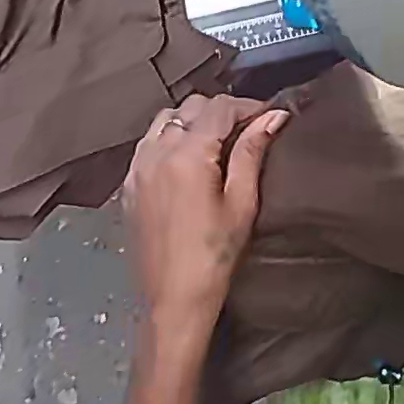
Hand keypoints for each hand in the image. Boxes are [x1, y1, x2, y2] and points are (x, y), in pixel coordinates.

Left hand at [120, 95, 290, 356]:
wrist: (174, 298)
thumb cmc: (216, 254)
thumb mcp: (242, 202)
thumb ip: (252, 152)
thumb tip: (274, 117)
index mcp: (187, 155)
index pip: (219, 108)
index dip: (248, 106)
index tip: (270, 116)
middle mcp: (156, 152)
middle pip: (191, 107)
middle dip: (222, 111)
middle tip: (248, 130)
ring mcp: (137, 167)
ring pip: (166, 119)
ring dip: (193, 121)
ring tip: (218, 142)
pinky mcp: (129, 184)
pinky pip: (149, 143)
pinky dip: (171, 138)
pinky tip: (188, 159)